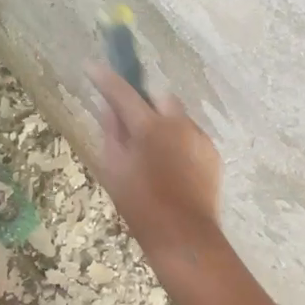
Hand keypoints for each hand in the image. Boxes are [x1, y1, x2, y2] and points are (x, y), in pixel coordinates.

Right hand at [86, 62, 223, 267]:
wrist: (184, 237)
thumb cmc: (140, 206)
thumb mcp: (113, 169)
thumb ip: (111, 132)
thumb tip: (107, 107)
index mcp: (149, 127)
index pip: (122, 92)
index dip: (105, 78)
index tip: (93, 67)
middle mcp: (177, 124)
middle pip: (159, 97)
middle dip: (146, 104)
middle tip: (133, 125)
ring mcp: (198, 137)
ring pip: (177, 117)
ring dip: (164, 124)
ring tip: (154, 153)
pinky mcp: (212, 153)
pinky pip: (191, 136)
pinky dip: (179, 142)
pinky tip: (172, 168)